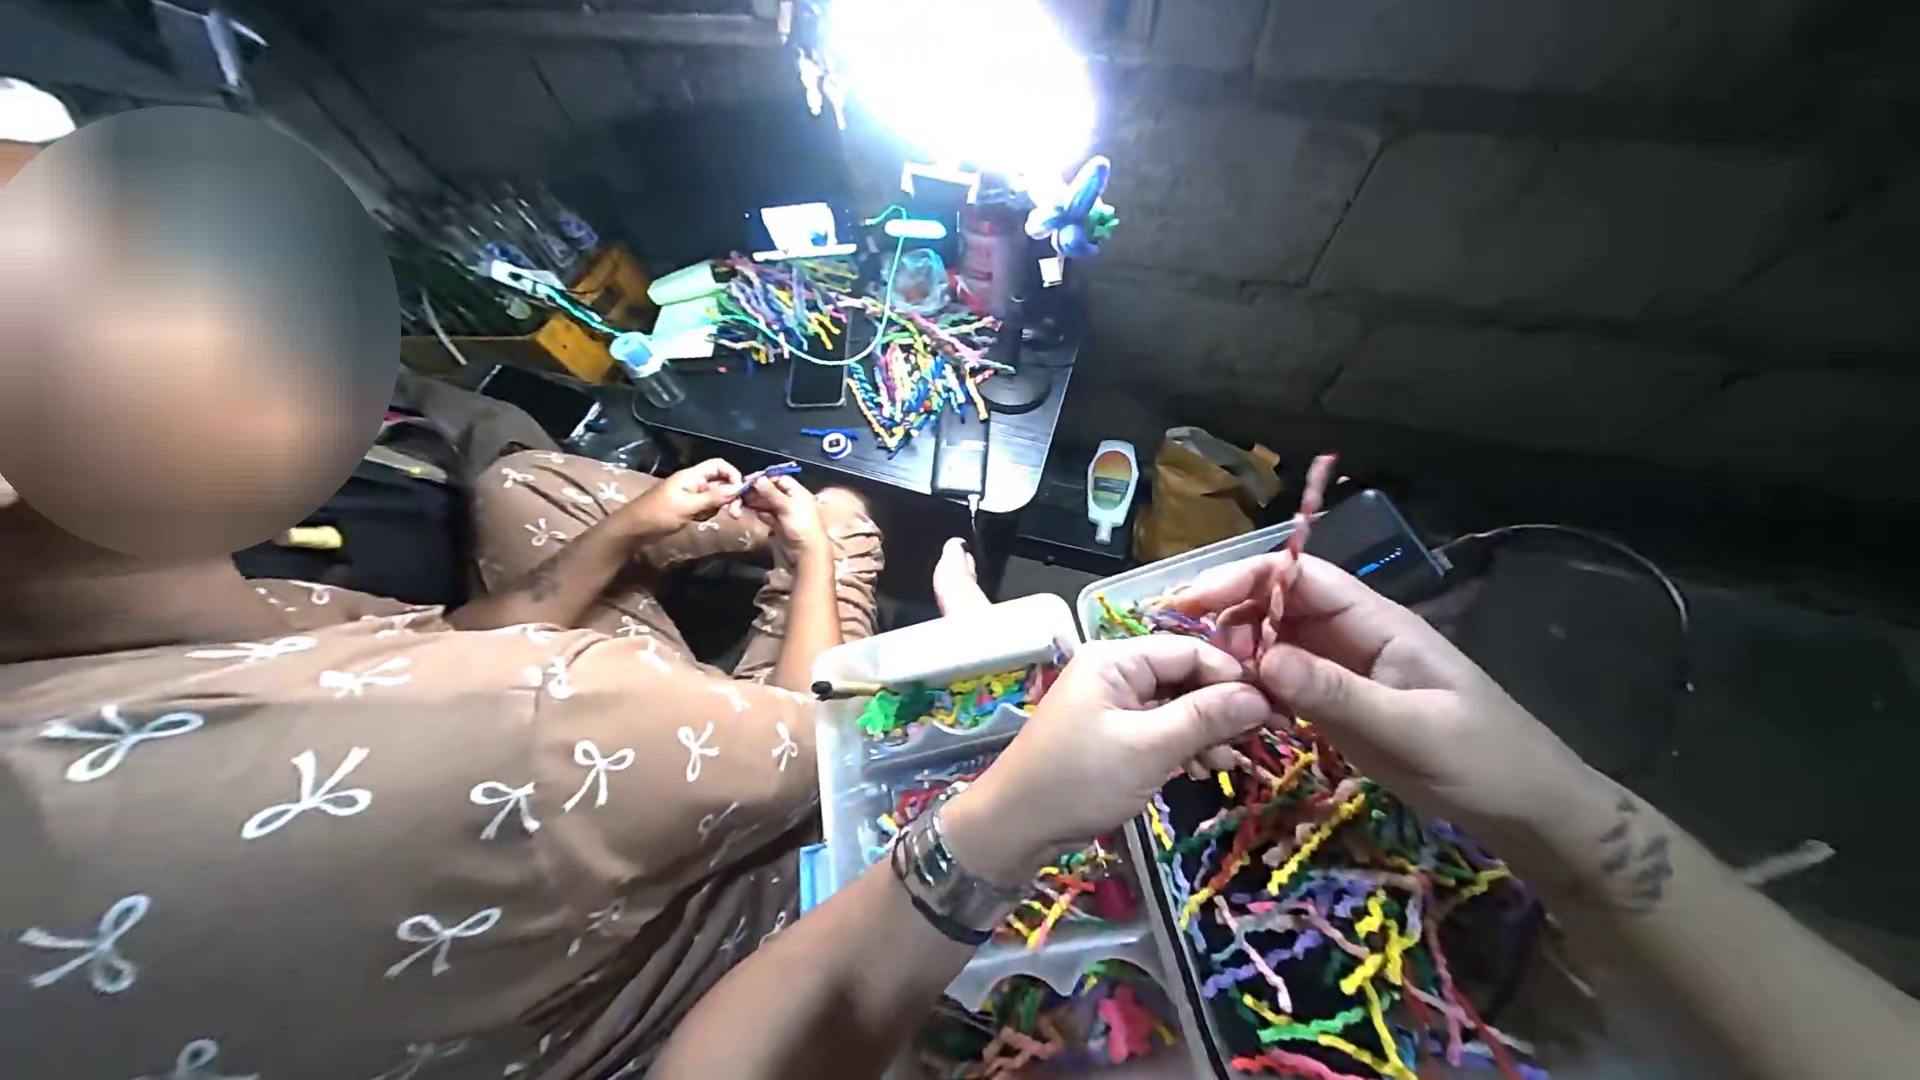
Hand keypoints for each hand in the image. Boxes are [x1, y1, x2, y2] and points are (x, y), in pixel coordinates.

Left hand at [618, 458, 742, 540]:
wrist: (632, 530)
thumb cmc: (658, 514)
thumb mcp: (688, 506)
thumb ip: (713, 497)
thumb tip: (738, 488)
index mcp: (692, 476)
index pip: (719, 466)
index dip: (733, 475)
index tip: (740, 493)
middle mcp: (693, 482)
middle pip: (720, 482)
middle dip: (730, 496)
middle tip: (734, 514)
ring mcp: (690, 495)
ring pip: (715, 496)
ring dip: (719, 506)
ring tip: (710, 518)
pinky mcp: (687, 507)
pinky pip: (706, 506)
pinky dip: (708, 513)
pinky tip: (699, 521)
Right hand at [741, 475, 829, 561]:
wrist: (806, 553)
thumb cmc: (801, 526)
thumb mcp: (787, 506)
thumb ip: (772, 493)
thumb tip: (758, 478)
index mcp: (798, 493)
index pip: (781, 479)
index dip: (765, 478)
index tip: (749, 479)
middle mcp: (792, 501)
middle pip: (773, 491)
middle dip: (758, 490)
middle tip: (741, 491)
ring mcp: (786, 514)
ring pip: (769, 503)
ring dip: (756, 501)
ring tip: (742, 500)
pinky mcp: (780, 525)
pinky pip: (768, 515)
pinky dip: (760, 512)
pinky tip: (750, 510)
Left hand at [941, 637, 1278, 886]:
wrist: (1017, 823)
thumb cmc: (1079, 779)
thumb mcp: (1147, 747)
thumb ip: (1203, 717)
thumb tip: (1258, 695)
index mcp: (1115, 659)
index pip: (1188, 650)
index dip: (1232, 676)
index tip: (1274, 709)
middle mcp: (1113, 671)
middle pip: (1182, 676)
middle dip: (1220, 708)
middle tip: (1260, 740)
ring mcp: (1111, 701)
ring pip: (1174, 705)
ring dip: (1204, 731)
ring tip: (1227, 764)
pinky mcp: (1112, 730)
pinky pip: (1157, 726)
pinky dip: (1181, 744)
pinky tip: (1199, 769)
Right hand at [1171, 553, 1593, 837]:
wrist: (1527, 812)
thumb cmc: (1485, 760)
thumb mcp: (1412, 728)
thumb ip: (1335, 693)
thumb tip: (1263, 660)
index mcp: (1373, 619)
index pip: (1295, 575)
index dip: (1240, 578)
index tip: (1193, 603)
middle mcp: (1345, 633)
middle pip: (1269, 603)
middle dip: (1227, 620)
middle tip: (1199, 660)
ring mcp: (1334, 665)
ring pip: (1265, 640)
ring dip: (1233, 657)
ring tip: (1215, 689)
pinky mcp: (1326, 697)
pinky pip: (1273, 678)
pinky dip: (1247, 687)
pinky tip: (1236, 710)